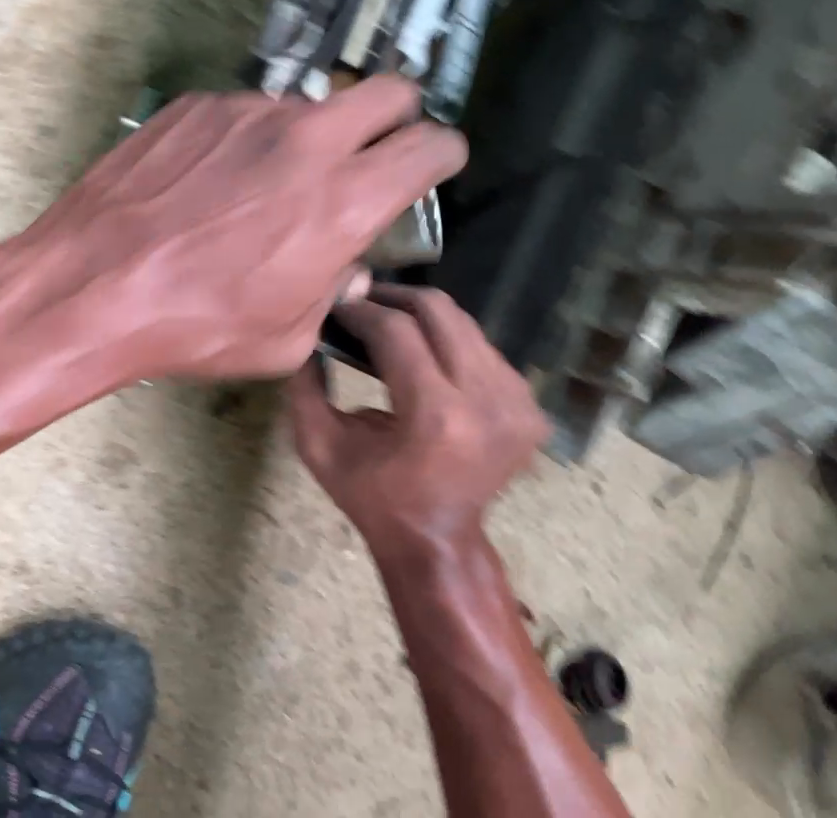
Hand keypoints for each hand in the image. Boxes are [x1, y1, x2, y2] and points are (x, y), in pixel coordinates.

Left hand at [2, 78, 465, 382]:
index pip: (430, 145)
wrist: (92, 285)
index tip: (431, 166)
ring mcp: (245, 114)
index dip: (441, 154)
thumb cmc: (194, 325)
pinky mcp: (194, 107)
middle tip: (370, 152)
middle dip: (394, 117)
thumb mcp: (285, 339)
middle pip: (387, 90)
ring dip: (302, 138)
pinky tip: (203, 183)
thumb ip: (332, 293)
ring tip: (257, 187)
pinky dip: (239, 142)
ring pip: (303, 106)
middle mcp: (306, 139)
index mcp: (345, 198)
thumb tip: (345, 267)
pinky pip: (239, 115)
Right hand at [286, 286, 549, 547]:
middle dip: (395, 298)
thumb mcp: (318, 445)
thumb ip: (305, 386)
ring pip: (466, 326)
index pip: (397, 332)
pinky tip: (423, 356)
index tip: (336, 305)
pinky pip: (485, 351)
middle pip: (440, 313)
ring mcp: (518, 403)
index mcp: (435, 415)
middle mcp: (487, 401)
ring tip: (387, 325)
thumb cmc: (371, 496)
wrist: (436, 540)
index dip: (361, 310)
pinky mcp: (530, 408)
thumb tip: (308, 334)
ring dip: (422, 318)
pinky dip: (450, 344)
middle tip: (362, 300)